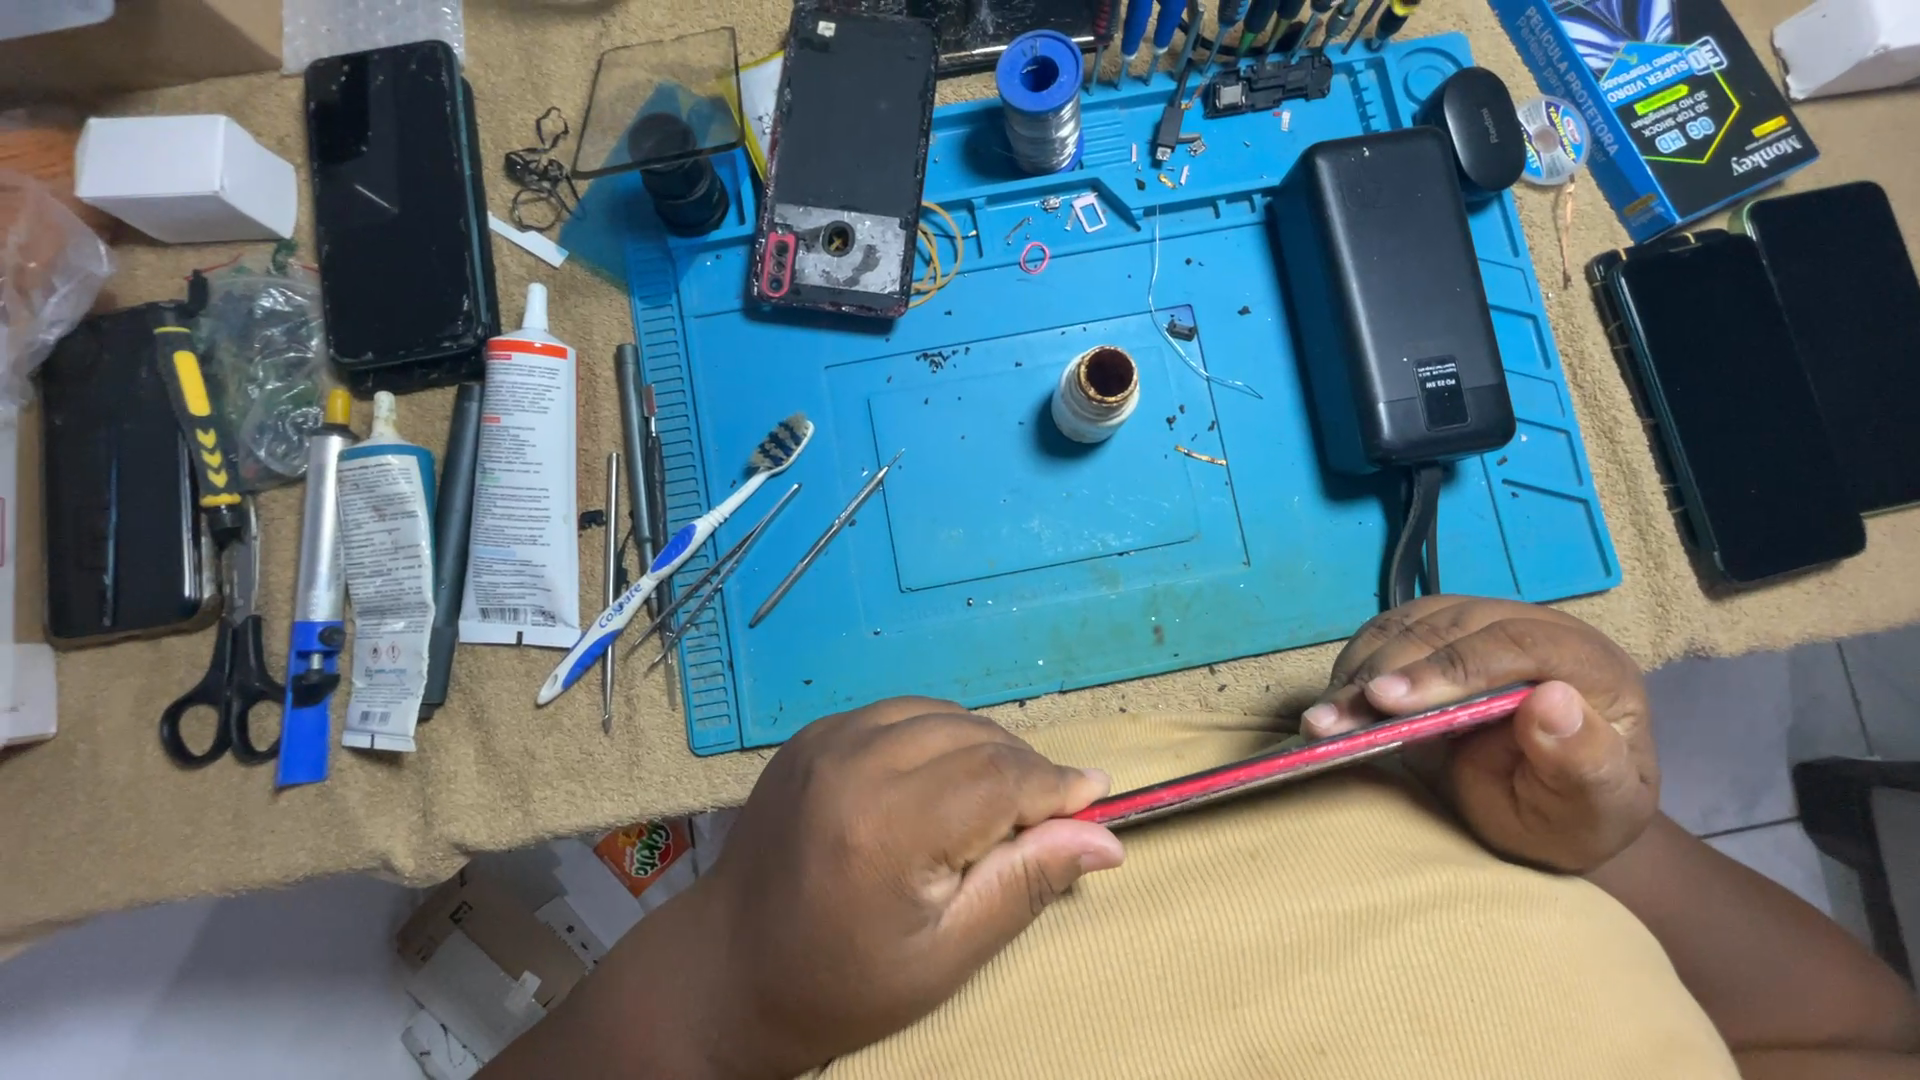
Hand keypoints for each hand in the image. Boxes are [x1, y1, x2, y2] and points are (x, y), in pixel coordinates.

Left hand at [695, 697, 1122, 1075]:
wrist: (725, 968)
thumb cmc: (840, 983)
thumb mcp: (943, 956)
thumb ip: (1024, 884)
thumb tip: (1104, 837)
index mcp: (886, 826)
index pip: (999, 777)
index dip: (1054, 784)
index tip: (1093, 795)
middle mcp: (854, 761)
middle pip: (974, 736)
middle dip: (1025, 767)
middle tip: (1047, 811)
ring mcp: (826, 738)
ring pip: (940, 713)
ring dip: (984, 744)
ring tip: (1001, 793)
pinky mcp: (812, 733)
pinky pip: (899, 712)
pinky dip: (938, 733)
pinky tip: (944, 773)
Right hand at [1299, 597, 1657, 872]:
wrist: (1536, 807)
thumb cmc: (1565, 813)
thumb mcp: (1592, 810)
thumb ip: (1584, 762)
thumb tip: (1553, 701)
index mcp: (1588, 664)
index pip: (1515, 643)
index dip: (1448, 667)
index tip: (1388, 700)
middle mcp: (1529, 628)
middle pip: (1446, 629)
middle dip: (1384, 674)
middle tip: (1333, 720)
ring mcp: (1474, 625)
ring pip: (1404, 627)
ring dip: (1356, 674)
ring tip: (1321, 721)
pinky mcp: (1430, 633)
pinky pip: (1382, 634)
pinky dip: (1350, 668)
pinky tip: (1334, 705)